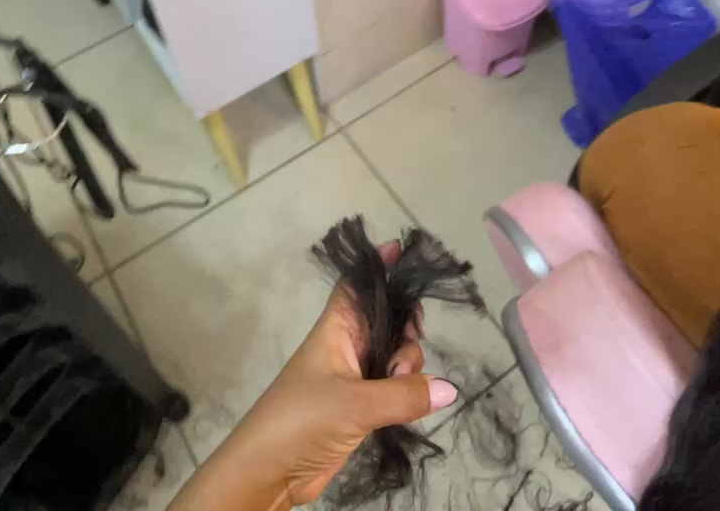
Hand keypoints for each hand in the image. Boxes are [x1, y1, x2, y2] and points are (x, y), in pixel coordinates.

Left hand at [169, 243, 460, 509]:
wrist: (270, 470)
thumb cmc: (302, 419)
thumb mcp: (355, 404)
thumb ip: (403, 396)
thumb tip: (449, 388)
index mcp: (336, 328)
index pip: (357, 285)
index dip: (377, 267)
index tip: (401, 250)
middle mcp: (346, 346)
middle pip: (386, 319)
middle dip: (406, 325)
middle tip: (411, 343)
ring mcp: (353, 377)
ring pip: (393, 354)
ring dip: (407, 365)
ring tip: (401, 381)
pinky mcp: (359, 407)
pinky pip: (392, 386)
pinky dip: (406, 390)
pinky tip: (417, 400)